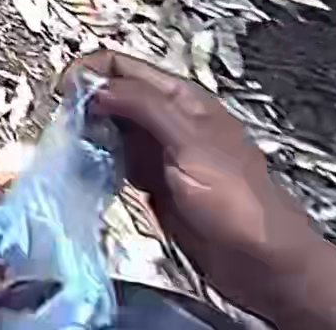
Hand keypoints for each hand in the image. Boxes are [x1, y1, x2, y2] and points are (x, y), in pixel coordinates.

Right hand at [65, 50, 328, 315]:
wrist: (270, 271)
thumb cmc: (239, 203)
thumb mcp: (191, 143)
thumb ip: (143, 105)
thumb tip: (93, 85)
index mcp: (178, 97)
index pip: (119, 65)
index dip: (89, 71)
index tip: (65, 92)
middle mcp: (164, 116)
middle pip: (109, 91)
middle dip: (84, 101)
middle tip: (69, 122)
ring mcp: (156, 147)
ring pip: (106, 122)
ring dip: (87, 129)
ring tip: (78, 146)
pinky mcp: (149, 175)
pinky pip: (112, 154)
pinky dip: (96, 155)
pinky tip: (92, 167)